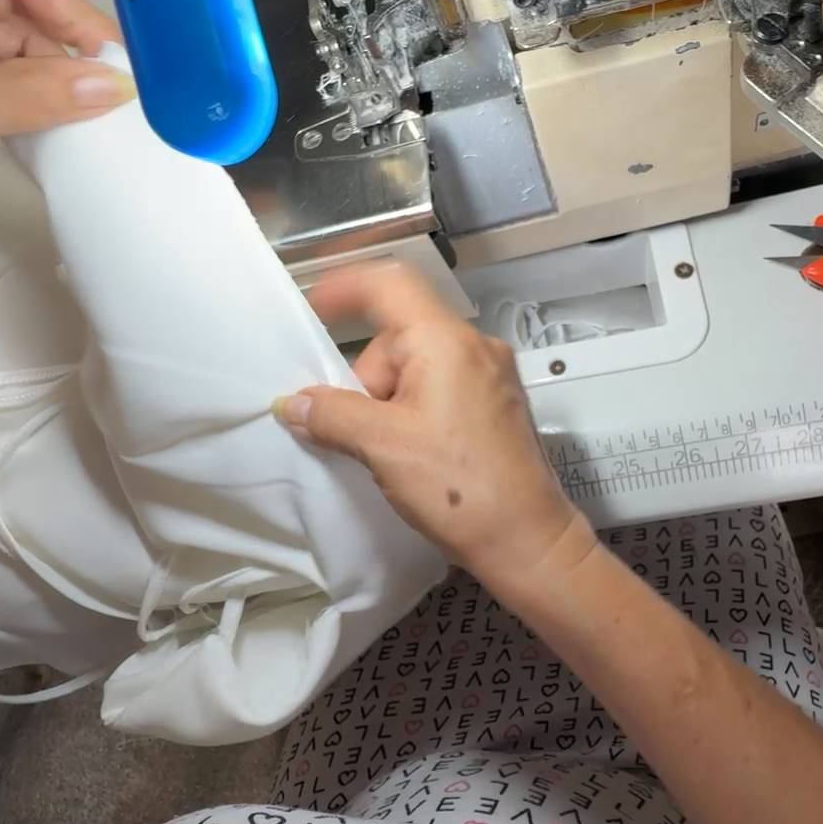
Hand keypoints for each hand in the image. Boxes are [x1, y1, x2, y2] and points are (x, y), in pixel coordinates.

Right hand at [274, 264, 597, 591]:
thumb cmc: (458, 486)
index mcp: (446, 340)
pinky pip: (443, 387)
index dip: (345, 287)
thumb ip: (333, 416)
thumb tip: (294, 403)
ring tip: (388, 453)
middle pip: (400, 337)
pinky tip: (412, 452)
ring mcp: (492, 375)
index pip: (390, 284)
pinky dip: (415, 410)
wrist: (528, 539)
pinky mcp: (499, 403)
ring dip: (390, 401)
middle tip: (355, 430)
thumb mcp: (383, 447)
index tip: (314, 309)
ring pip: (420, 367)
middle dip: (367, 379)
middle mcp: (475, 345)